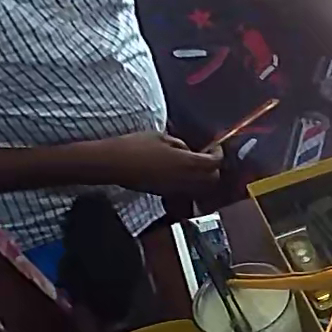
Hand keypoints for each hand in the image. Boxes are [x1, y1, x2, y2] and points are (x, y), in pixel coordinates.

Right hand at [75, 131, 221, 195]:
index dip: (218, 154)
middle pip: (213, 179)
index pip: (215, 163)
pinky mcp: (166, 194)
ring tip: (196, 166)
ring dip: (204, 178)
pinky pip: (187, 191)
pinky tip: (181, 173)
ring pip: (202, 188)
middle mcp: (187, 180)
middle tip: (207, 157)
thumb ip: (180, 144)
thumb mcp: (161, 138)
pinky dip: (191, 184)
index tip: (214, 146)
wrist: (112, 164)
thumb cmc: (135, 146)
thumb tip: (189, 150)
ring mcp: (177, 189)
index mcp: (188, 163)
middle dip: (214, 168)